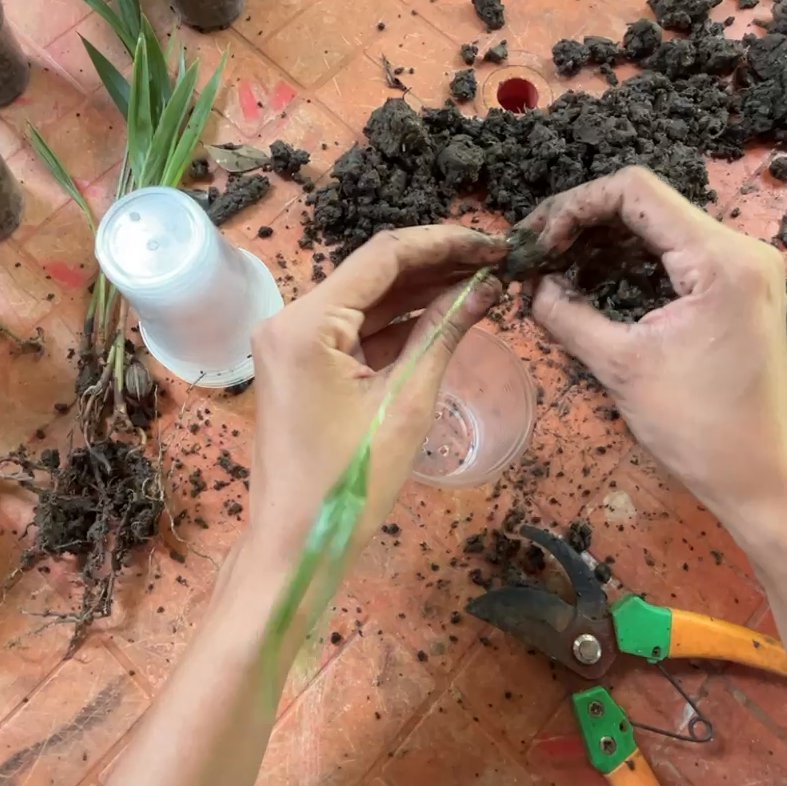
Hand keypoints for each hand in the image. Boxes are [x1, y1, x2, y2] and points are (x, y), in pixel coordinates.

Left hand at [246, 226, 505, 566]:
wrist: (296, 543)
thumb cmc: (351, 481)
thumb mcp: (407, 402)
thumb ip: (443, 332)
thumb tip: (487, 285)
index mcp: (307, 323)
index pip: (383, 257)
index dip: (443, 243)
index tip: (493, 242)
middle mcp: (291, 318)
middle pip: (373, 273)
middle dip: (435, 264)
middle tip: (495, 260)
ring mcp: (294, 339)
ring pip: (367, 299)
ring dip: (420, 291)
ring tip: (481, 280)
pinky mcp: (303, 360)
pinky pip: (356, 329)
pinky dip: (398, 322)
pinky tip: (444, 311)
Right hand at [519, 167, 786, 536]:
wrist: (763, 478)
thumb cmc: (697, 428)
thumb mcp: (619, 367)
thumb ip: (565, 314)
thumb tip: (531, 284)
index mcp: (718, 258)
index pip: (634, 190)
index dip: (574, 205)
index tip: (538, 243)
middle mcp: (737, 248)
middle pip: (642, 204)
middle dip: (580, 225)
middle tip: (534, 257)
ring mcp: (739, 267)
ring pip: (653, 228)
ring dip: (598, 245)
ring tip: (553, 272)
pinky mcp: (733, 288)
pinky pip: (669, 256)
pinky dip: (624, 264)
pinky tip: (588, 284)